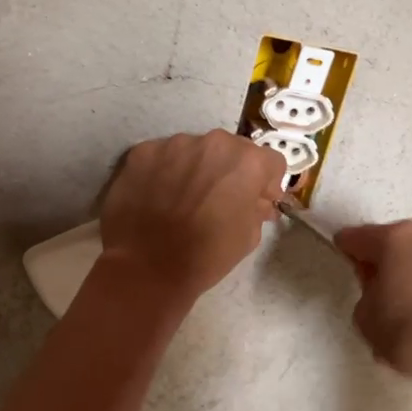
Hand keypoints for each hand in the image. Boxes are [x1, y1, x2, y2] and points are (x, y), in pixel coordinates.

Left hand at [97, 130, 286, 299]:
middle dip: (229, 172)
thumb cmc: (205, 256)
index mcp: (247, 162)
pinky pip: (162, 157)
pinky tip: (157, 198)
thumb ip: (257, 209)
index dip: (265, 184)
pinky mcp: (141, 152)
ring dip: (195, 169)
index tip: (255, 202)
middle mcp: (212, 142)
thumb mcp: (248, 238)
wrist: (145, 268)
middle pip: (230, 150)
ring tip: (182, 201)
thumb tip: (257, 201)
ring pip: (194, 151)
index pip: (270, 162)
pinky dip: (163, 172)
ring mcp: (173, 144)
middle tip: (217, 201)